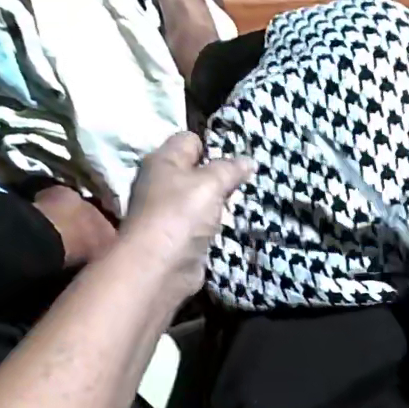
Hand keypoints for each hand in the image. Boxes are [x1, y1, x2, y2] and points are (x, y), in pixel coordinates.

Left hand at [117, 131, 254, 296]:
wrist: (160, 267)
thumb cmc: (181, 216)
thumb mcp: (210, 184)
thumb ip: (230, 170)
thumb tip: (248, 160)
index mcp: (162, 161)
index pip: (189, 140)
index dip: (213, 146)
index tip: (237, 161)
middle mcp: (161, 183)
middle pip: (195, 170)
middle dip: (219, 176)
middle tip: (244, 183)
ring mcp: (168, 212)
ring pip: (199, 199)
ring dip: (217, 203)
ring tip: (241, 204)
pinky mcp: (177, 237)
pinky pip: (200, 223)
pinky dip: (213, 225)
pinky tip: (228, 227)